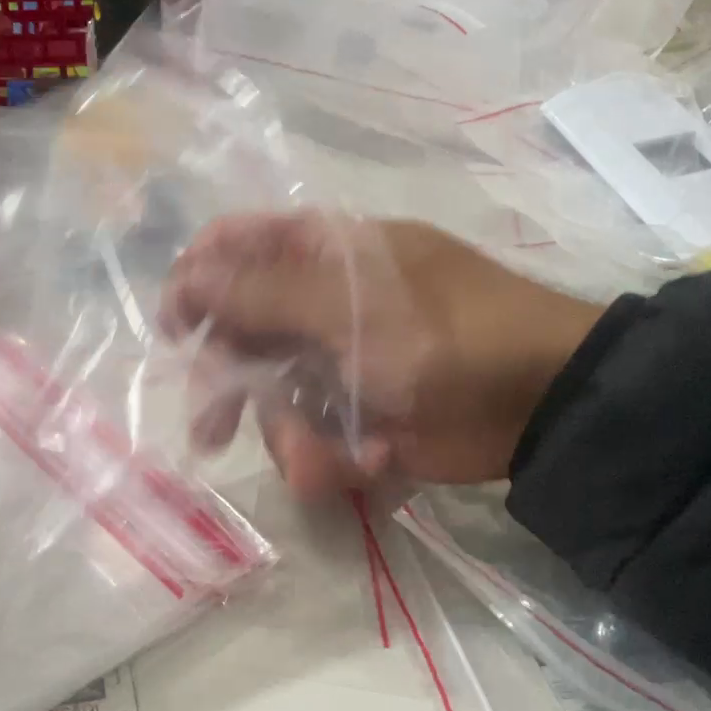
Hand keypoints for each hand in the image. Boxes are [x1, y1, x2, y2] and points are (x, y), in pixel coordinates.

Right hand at [163, 213, 605, 499]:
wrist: (536, 404)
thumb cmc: (445, 336)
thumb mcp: (349, 308)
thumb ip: (261, 295)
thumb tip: (186, 276)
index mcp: (321, 255)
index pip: (235, 249)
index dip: (195, 284)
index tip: (174, 332)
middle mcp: (319, 307)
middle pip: (238, 339)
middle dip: (226, 388)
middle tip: (211, 430)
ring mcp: (336, 366)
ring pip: (269, 404)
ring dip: (290, 438)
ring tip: (328, 456)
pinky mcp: (354, 418)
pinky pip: (311, 441)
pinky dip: (330, 458)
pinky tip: (367, 461)